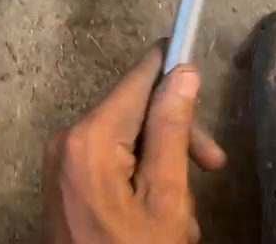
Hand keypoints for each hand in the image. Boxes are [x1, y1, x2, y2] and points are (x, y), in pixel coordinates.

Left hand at [44, 45, 227, 242]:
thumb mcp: (164, 201)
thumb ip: (173, 131)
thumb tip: (184, 70)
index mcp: (89, 137)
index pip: (139, 77)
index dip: (172, 67)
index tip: (200, 61)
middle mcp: (67, 138)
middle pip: (134, 109)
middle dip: (175, 135)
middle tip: (214, 165)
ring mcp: (61, 162)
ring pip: (127, 138)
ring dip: (163, 166)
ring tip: (184, 214)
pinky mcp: (64, 182)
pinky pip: (110, 160)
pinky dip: (140, 179)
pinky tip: (161, 215)